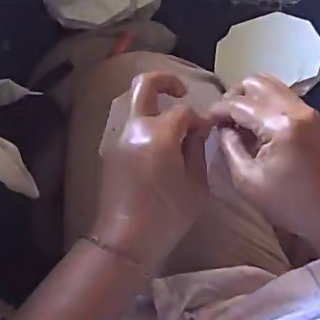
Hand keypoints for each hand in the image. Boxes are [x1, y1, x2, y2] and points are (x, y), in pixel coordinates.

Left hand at [92, 72, 211, 270]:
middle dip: (165, 80)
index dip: (200, 118)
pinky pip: (130, 128)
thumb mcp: (196, 184)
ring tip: (173, 129)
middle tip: (182, 93)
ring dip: (153, 107)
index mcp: (159, 133)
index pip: (184, 111)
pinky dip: (145, 127)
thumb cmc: (168, 214)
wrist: (125, 238)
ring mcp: (118, 137)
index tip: (208, 131)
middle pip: (144, 85)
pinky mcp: (110, 151)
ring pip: (135, 106)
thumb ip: (198, 149)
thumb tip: (199, 129)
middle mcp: (135, 127)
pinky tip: (160, 148)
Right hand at [211, 75, 319, 247]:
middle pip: (254, 82)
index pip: (238, 103)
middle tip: (222, 121)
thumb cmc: (290, 204)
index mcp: (280, 124)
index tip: (203, 123)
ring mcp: (307, 110)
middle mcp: (296, 108)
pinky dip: (262, 103)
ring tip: (237, 122)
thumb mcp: (247, 179)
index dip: (216, 111)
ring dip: (248, 98)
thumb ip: (229, 146)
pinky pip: (280, 96)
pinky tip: (255, 126)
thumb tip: (221, 127)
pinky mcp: (311, 116)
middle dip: (232, 97)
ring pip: (268, 85)